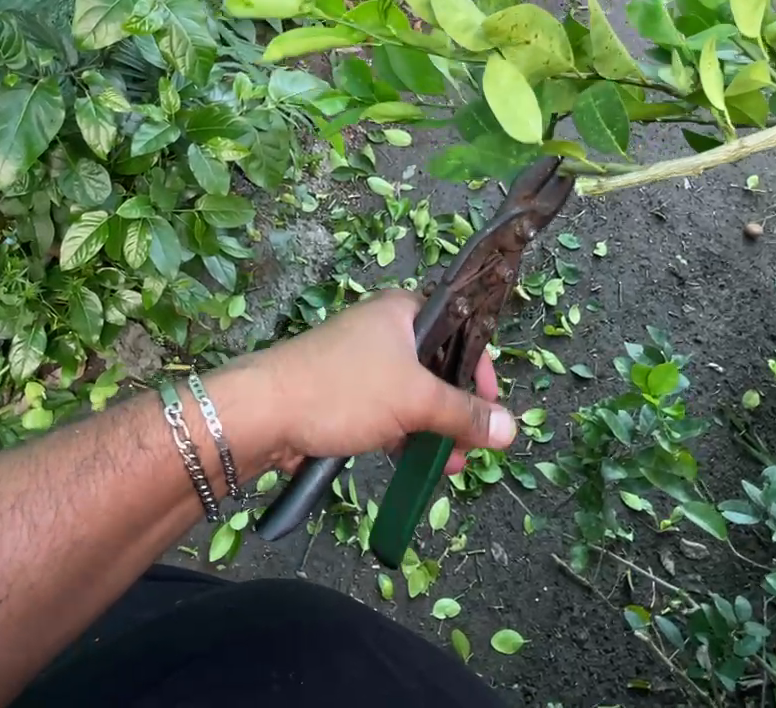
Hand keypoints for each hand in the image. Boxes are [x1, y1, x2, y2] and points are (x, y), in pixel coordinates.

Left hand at [214, 292, 513, 474]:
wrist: (264, 413)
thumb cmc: (344, 390)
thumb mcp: (415, 400)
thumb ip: (465, 414)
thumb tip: (511, 430)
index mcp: (402, 311)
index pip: (459, 330)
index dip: (479, 368)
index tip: (492, 408)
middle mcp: (383, 330)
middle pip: (436, 366)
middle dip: (457, 408)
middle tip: (474, 442)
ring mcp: (361, 363)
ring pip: (412, 394)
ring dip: (434, 428)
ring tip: (451, 463)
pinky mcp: (344, 394)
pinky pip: (387, 412)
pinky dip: (405, 435)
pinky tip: (420, 464)